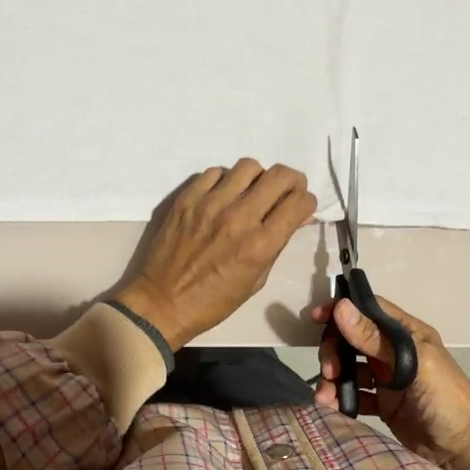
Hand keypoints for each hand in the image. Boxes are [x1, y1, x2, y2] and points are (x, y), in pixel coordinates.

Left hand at [112, 160, 316, 348]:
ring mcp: (210, 203)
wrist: (162, 303)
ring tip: (251, 192)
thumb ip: (278, 244)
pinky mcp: (186, 198)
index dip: (307, 201)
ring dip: (257, 177)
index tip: (301, 207)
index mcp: (260, 244)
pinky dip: (225, 180)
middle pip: (279, 175)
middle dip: (291, 181)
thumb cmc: (213, 301)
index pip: (299, 202)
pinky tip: (222, 195)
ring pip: (249, 166)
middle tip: (285, 192)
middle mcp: (239, 217)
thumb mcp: (256, 280)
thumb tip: (298, 216)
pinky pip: (215, 172)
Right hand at [311, 295, 469, 469]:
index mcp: (410, 335)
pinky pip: (354, 395)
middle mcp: (397, 353)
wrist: (464, 456)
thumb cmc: (448, 401)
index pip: (371, 311)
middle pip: (354, 340)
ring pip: (350, 368)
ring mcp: (390, 380)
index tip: (316, 319)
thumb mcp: (414, 365)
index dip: (343, 310)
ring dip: (334, 378)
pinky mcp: (384, 406)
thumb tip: (341, 306)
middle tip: (329, 370)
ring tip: (325, 398)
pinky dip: (340, 399)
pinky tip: (331, 408)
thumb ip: (375, 339)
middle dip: (335, 351)